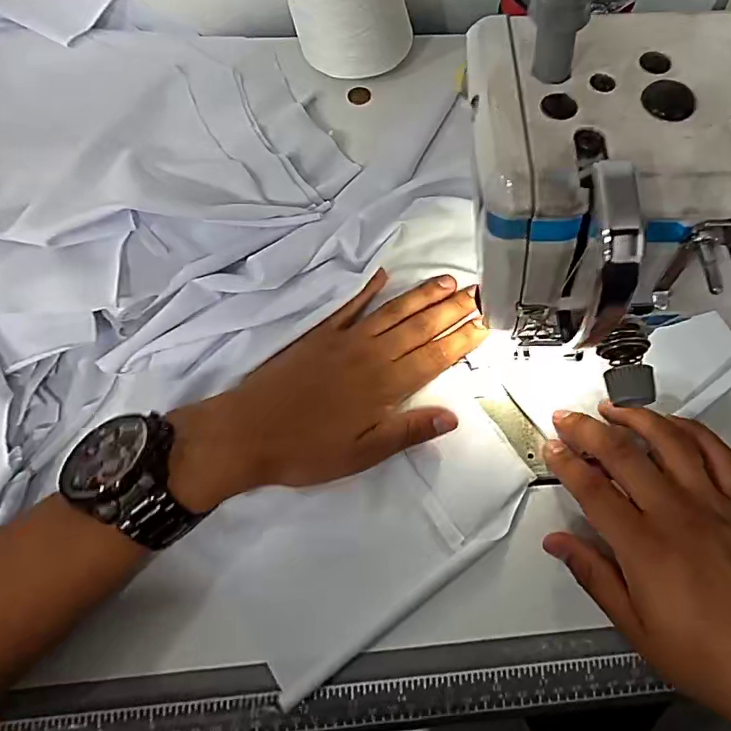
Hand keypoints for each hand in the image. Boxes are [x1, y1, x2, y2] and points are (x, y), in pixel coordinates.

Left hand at [164, 270, 487, 511]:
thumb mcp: (360, 455)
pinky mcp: (320, 334)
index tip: (485, 324)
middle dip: (452, 309)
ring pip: (393, 311)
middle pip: (420, 327)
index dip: (462, 339)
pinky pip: (350, 306)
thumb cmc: (305, 450)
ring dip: (422, 295)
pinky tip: (383, 274)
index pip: (434, 356)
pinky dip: (368, 288)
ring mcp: (345, 339)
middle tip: (478, 293)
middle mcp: (371, 355)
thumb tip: (452, 418)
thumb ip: (407, 431)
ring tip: (447, 281)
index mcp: (384, 385)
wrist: (245, 432)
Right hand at [543, 406, 730, 730]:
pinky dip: (692, 430)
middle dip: (587, 429)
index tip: (553, 448)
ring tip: (614, 408)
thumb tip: (561, 545)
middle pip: (623, 453)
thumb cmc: (712, 658)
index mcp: (645, 548)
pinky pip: (715, 453)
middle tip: (568, 419)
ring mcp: (710, 505)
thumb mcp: (635, 626)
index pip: (593, 488)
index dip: (566, 462)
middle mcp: (677, 516)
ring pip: (669, 440)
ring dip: (636, 416)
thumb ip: (594, 575)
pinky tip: (675, 424)